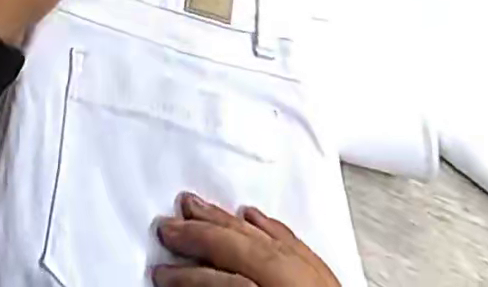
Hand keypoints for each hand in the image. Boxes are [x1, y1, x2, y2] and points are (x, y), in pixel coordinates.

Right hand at [153, 193, 339, 286]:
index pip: (225, 283)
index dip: (188, 278)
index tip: (161, 274)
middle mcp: (296, 283)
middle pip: (240, 249)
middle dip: (201, 235)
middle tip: (169, 226)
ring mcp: (313, 275)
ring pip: (263, 237)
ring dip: (227, 221)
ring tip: (200, 208)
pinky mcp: (325, 276)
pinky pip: (291, 241)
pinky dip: (267, 226)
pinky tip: (252, 216)